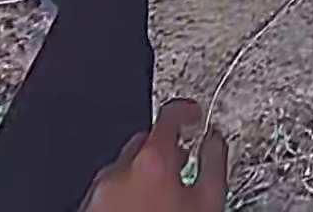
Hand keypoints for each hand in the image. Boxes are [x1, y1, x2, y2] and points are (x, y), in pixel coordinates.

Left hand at [81, 99, 227, 211]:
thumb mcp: (209, 201)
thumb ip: (214, 160)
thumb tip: (215, 140)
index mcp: (152, 160)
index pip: (172, 114)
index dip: (188, 111)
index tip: (195, 117)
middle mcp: (118, 172)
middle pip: (145, 141)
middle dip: (164, 149)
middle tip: (182, 166)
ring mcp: (97, 197)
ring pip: (124, 170)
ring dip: (143, 176)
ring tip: (161, 202)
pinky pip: (108, 195)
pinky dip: (125, 199)